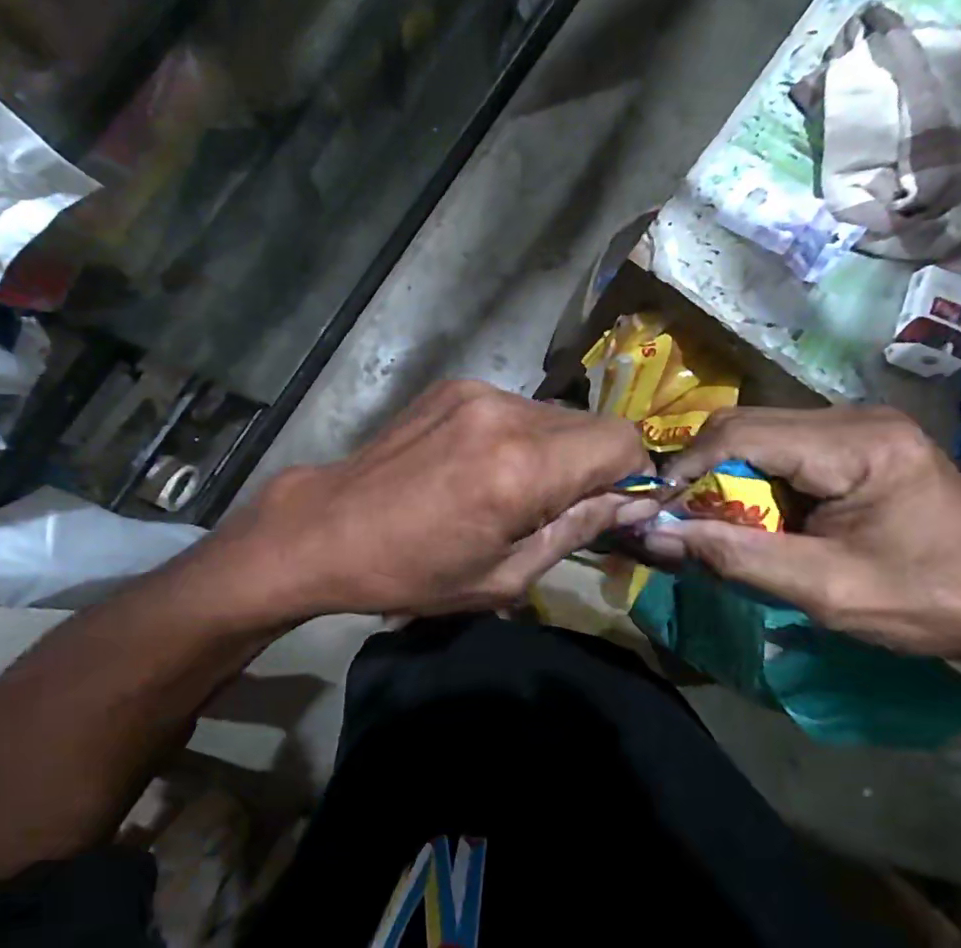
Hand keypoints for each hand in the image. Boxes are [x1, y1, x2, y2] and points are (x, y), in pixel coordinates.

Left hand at [211, 381, 654, 620]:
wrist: (327, 527)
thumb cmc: (413, 571)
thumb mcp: (505, 576)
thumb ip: (577, 528)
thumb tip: (633, 503)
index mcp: (522, 467)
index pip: (623, 442)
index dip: (633, 476)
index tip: (615, 509)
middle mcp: (506, 413)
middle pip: (592, 424)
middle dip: (595, 466)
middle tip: (564, 507)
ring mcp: (476, 392)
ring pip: (556, 414)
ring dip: (557, 450)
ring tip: (516, 489)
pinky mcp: (454, 386)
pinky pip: (517, 407)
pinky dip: (521, 436)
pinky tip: (484, 466)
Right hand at [642, 406, 960, 664]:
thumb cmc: (929, 605)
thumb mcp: (826, 590)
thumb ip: (735, 558)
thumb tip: (656, 535)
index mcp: (858, 444)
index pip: (742, 433)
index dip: (689, 467)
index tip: (658, 510)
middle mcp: (856, 417)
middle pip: (746, 425)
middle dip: (704, 471)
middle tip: (684, 520)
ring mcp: (860, 425)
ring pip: (760, 433)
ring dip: (727, 475)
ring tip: (717, 523)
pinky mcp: (860, 442)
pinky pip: (784, 447)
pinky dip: (755, 478)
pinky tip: (758, 515)